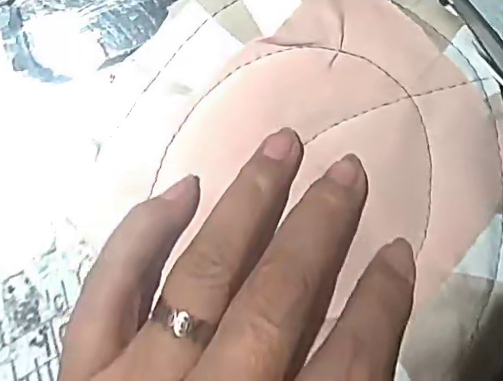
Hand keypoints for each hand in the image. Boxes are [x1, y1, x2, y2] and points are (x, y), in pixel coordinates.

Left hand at [63, 127, 415, 380]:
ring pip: (202, 276)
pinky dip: (139, 239)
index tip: (398, 250)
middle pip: (278, 301)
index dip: (381, 302)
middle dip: (320, 227)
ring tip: (282, 143)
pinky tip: (181, 190)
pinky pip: (104, 299)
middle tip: (349, 167)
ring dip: (248, 202)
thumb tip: (369, 334)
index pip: (348, 363)